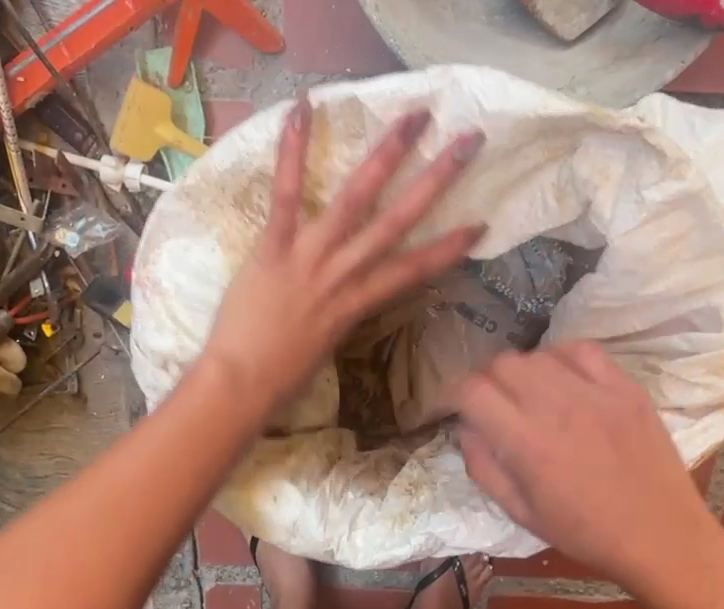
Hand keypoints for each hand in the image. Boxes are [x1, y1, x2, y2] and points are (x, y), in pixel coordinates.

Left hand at [197, 94, 487, 411]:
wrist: (242, 384)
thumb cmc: (283, 376)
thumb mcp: (325, 346)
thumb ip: (340, 314)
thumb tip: (349, 296)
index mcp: (358, 304)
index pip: (414, 271)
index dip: (449, 248)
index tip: (481, 223)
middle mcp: (342, 276)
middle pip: (398, 222)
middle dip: (436, 179)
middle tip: (468, 140)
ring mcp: (309, 258)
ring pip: (356, 200)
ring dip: (388, 154)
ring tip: (414, 116)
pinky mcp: (273, 248)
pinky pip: (287, 195)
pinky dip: (293, 151)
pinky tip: (303, 108)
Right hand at [452, 343, 723, 608]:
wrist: (660, 536)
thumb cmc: (584, 534)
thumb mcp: (521, 513)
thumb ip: (484, 468)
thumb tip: (464, 430)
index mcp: (527, 445)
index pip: (473, 392)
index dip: (451, 393)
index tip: (451, 406)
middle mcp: (558, 408)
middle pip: (502, 364)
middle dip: (483, 380)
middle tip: (486, 402)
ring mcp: (596, 393)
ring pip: (538, 354)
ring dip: (520, 371)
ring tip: (525, 394)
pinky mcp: (626, 387)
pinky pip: (583, 350)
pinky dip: (561, 358)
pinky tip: (561, 379)